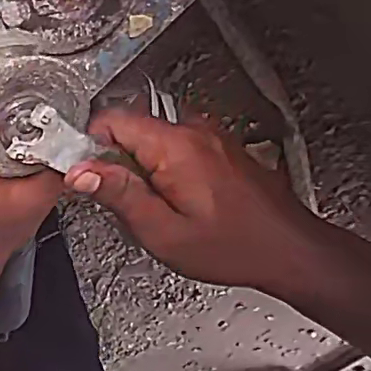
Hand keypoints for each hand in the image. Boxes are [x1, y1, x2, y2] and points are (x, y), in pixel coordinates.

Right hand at [63, 109, 323, 289]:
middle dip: (115, 162)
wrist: (290, 250)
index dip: (89, 147)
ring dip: (139, 168)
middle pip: (130, 129)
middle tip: (125, 201)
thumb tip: (80, 172)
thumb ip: (118, 195)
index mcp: (175, 146)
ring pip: (151, 139)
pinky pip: (174, 146)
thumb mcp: (163, 231)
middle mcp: (193, 132)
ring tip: (155, 206)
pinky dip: (162, 168)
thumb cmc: (235, 246)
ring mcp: (209, 137)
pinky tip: (176, 201)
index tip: (87, 175)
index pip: (110, 120)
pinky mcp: (218, 147)